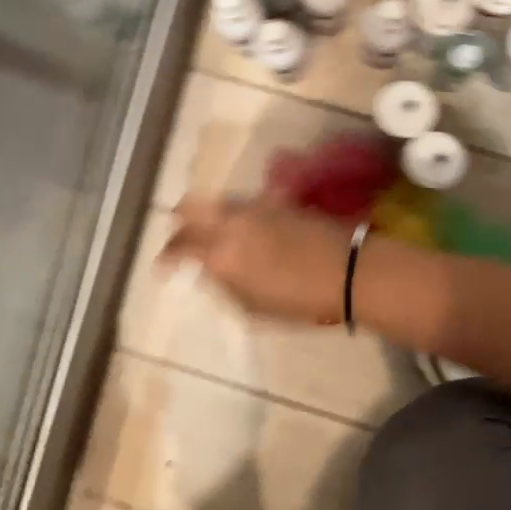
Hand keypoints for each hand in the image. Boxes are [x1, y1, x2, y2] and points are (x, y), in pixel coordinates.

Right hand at [159, 194, 356, 325]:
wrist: (348, 271)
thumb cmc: (300, 301)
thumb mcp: (253, 309)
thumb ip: (225, 286)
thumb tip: (211, 272)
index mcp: (221, 253)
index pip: (180, 246)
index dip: (166, 255)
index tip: (162, 265)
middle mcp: (231, 222)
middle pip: (190, 207)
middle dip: (179, 219)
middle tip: (178, 234)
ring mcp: (255, 206)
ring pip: (218, 201)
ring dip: (208, 213)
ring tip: (211, 231)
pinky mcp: (278, 201)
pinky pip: (244, 202)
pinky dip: (235, 212)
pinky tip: (243, 226)